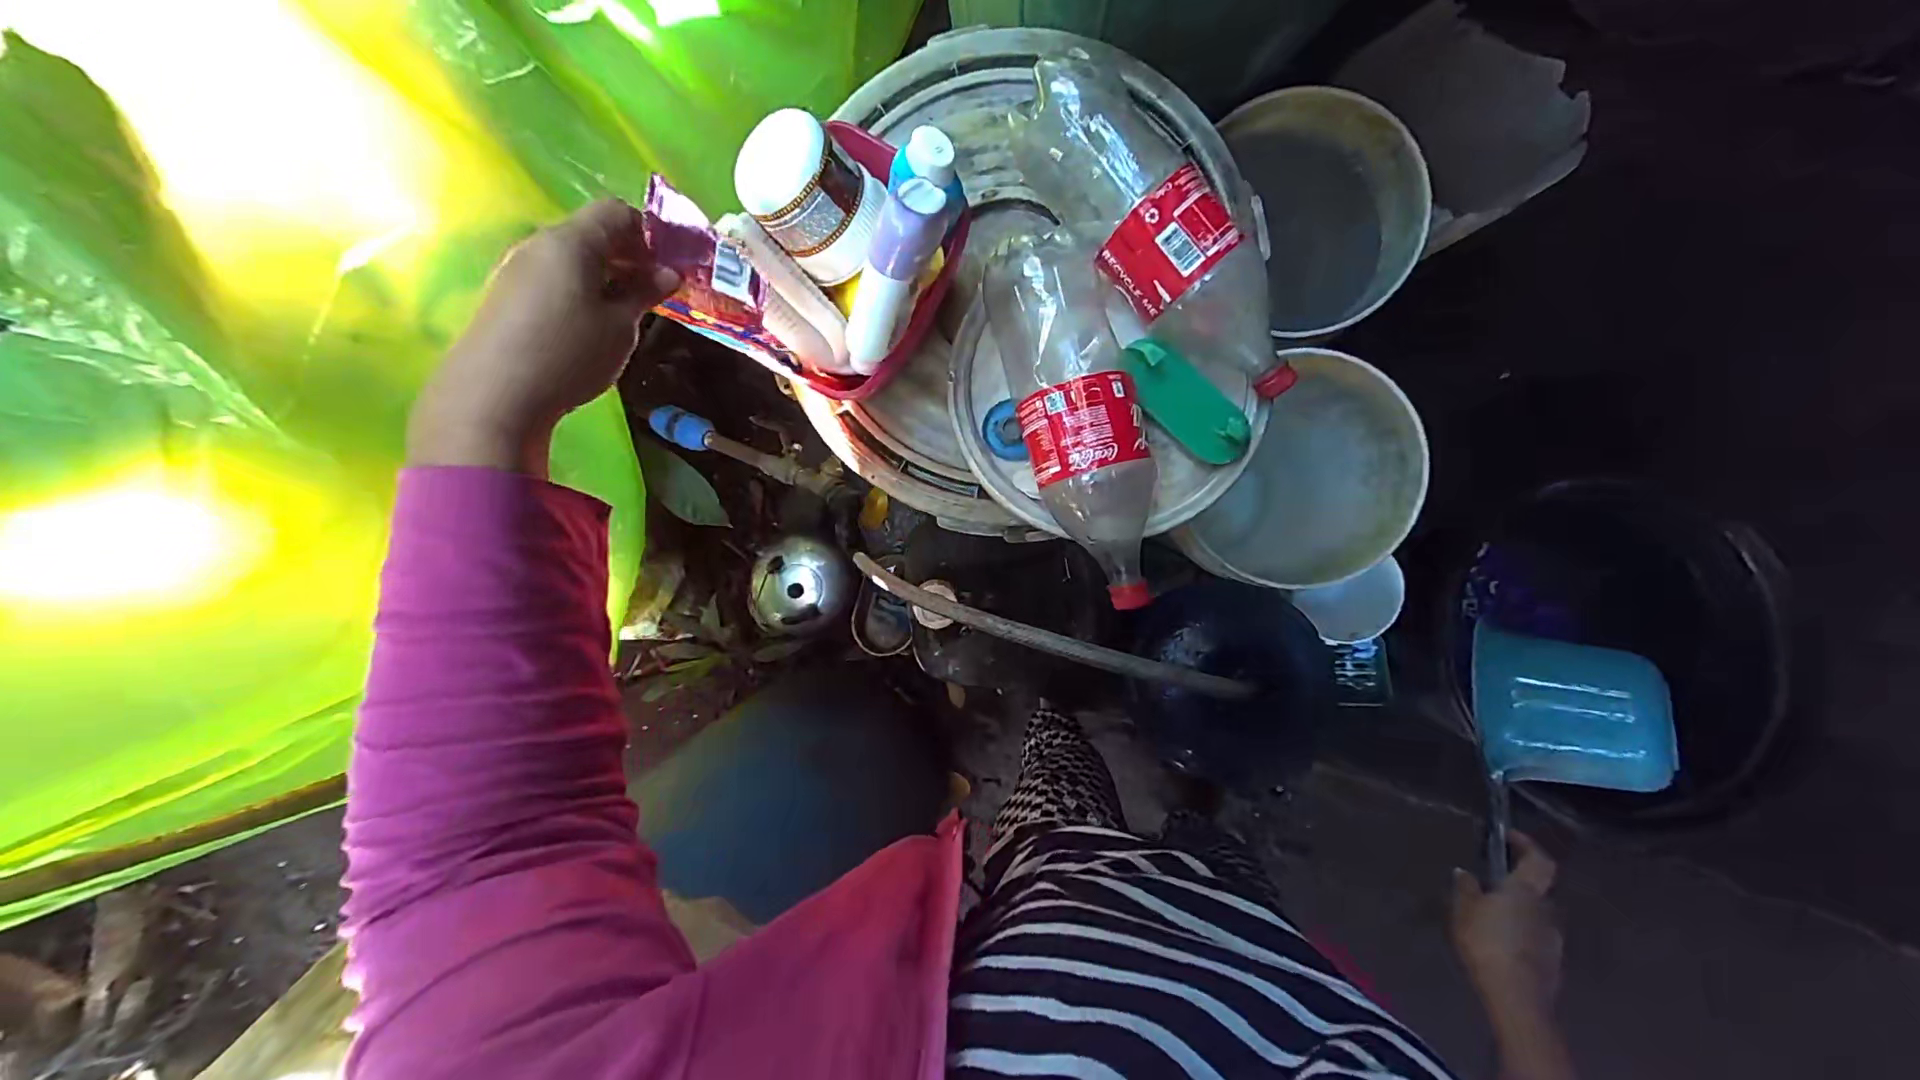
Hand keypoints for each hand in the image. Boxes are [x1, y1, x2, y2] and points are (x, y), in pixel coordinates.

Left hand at [407, 199, 680, 475]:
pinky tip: (594, 324)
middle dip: (630, 255)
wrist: (495, 394)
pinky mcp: (508, 295)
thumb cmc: (570, 354)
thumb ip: (645, 293)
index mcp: (571, 241)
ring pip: (573, 257)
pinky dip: (583, 290)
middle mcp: (540, 243)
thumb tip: (669, 273)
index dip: (650, 233)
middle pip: (593, 232)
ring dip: (607, 275)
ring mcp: (519, 268)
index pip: (617, 212)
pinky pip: (555, 278)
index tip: (672, 265)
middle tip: (657, 291)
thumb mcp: (620, 326)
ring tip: (629, 312)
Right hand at [1452, 832, 1575, 1079]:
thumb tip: (1466, 872)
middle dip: (1515, 880)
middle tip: (1488, 879)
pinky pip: (1534, 933)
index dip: (1527, 844)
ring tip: (1489, 911)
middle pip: (1536, 887)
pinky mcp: (1551, 958)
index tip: (1509, 835)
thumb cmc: (1487, 942)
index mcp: (1525, 891)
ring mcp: (1552, 936)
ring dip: (1516, 907)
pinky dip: (1518, 928)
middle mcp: (1546, 909)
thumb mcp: (1464, 909)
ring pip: (1534, 911)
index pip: (1538, 859)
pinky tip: (1499, 937)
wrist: (1518, 996)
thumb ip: (1466, 887)